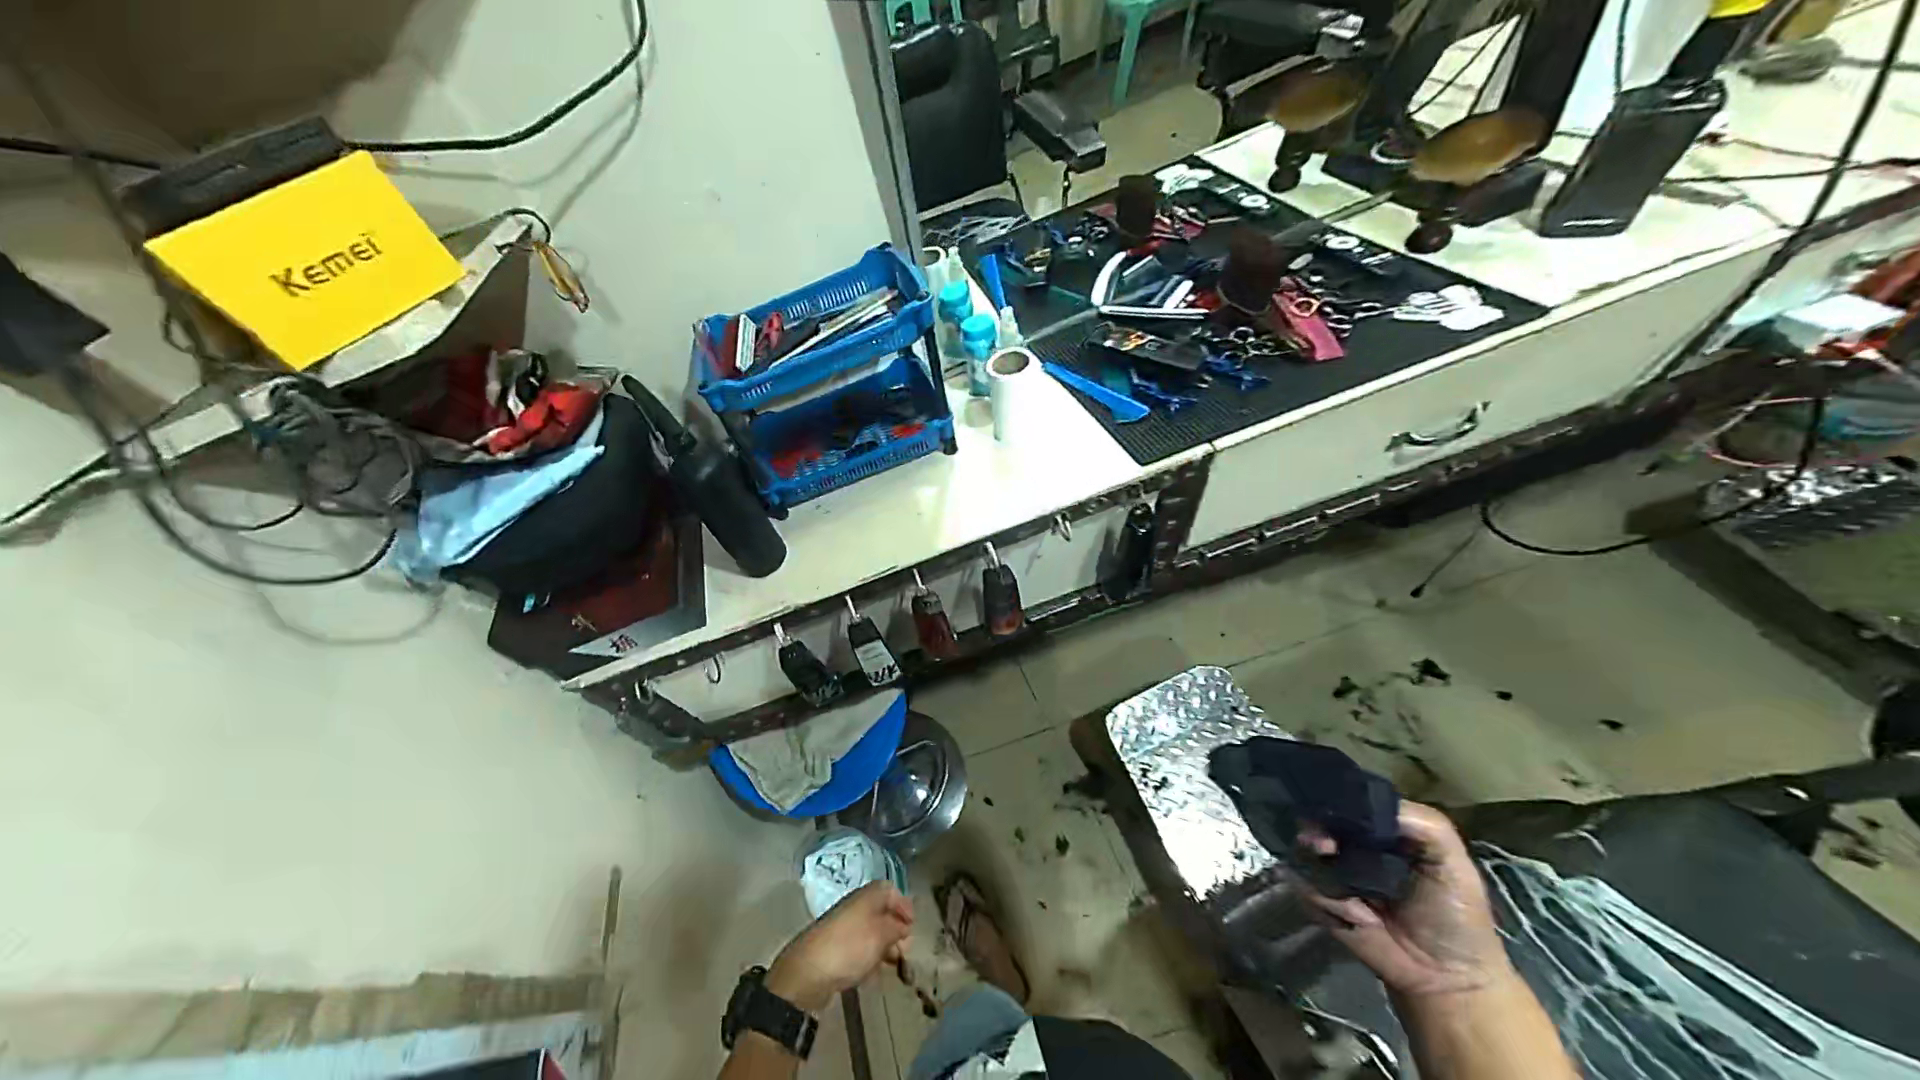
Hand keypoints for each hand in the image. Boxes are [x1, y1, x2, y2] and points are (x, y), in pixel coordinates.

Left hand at [766, 882, 913, 1011]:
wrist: (808, 972)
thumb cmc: (850, 947)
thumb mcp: (883, 934)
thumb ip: (898, 927)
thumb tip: (903, 926)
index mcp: (868, 895)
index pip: (892, 891)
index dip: (905, 907)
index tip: (912, 928)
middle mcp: (855, 906)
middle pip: (883, 913)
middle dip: (896, 932)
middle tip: (903, 953)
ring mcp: (843, 927)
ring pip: (871, 933)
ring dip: (884, 948)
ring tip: (890, 968)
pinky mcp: (834, 947)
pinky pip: (858, 948)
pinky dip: (868, 959)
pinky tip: (870, 974)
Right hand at [1300, 802, 1512, 1000]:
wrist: (1446, 977)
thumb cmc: (1454, 913)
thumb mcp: (1451, 859)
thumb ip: (1421, 823)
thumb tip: (1364, 803)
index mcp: (1378, 830)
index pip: (1346, 801)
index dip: (1336, 800)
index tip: (1331, 806)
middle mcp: (1349, 844)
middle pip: (1314, 821)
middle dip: (1314, 828)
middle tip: (1325, 844)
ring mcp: (1331, 872)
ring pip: (1301, 850)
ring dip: (1316, 863)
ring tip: (1340, 881)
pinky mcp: (1318, 900)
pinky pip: (1301, 885)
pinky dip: (1321, 896)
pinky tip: (1350, 912)